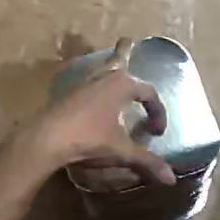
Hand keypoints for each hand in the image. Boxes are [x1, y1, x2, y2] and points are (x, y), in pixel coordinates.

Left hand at [7, 40, 175, 187]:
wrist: (47, 139)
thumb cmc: (89, 139)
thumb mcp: (121, 151)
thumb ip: (146, 162)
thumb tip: (171, 179)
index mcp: (122, 85)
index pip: (149, 94)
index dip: (158, 112)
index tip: (157, 132)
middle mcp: (104, 77)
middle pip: (118, 60)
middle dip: (125, 51)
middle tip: (128, 40)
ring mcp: (83, 84)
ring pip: (100, 69)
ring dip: (109, 66)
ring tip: (112, 61)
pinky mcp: (67, 94)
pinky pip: (87, 82)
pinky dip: (95, 83)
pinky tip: (92, 92)